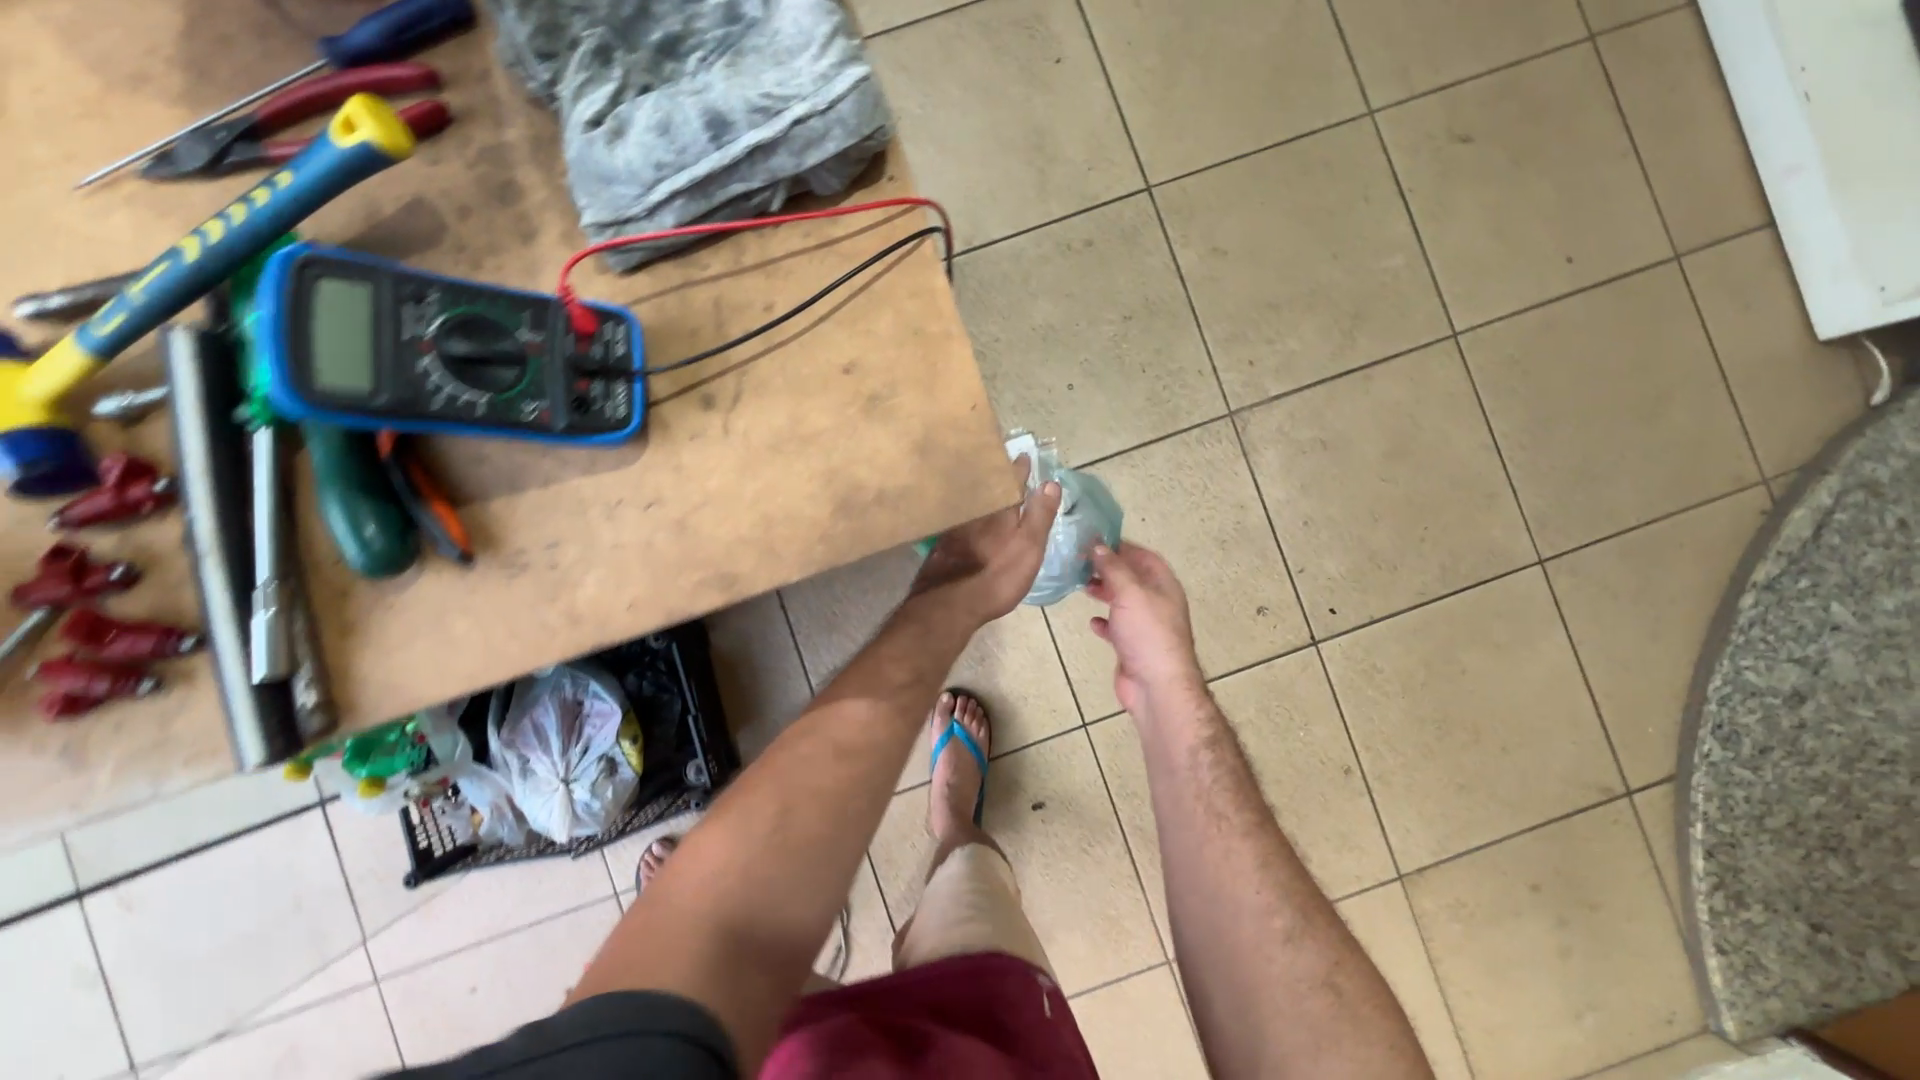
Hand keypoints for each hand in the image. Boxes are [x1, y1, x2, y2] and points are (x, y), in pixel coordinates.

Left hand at [906, 457, 1062, 627]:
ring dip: (977, 491)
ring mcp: (956, 528)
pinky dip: (965, 512)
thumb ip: (1039, 516)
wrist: (951, 603)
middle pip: (986, 488)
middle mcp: (976, 513)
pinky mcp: (942, 543)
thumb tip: (1051, 483)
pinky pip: (956, 518)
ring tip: (983, 483)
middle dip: (995, 475)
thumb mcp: (1029, 547)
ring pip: (970, 502)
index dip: (1019, 469)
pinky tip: (965, 515)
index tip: (1023, 455)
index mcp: (1000, 512)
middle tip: (999, 461)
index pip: (1011, 483)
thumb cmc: (998, 576)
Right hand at [1087, 542, 1204, 717]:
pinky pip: (1117, 628)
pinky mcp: (1133, 646)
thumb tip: (1098, 545)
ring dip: (1104, 592)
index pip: (1143, 556)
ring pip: (1123, 601)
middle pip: (1132, 578)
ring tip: (1082, 586)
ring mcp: (1146, 626)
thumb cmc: (1147, 633)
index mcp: (1163, 585)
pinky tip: (1092, 622)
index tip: (1094, 541)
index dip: (1121, 547)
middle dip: (1108, 569)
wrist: (1156, 685)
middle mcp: (1157, 602)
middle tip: (1081, 563)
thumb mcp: (1130, 592)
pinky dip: (1105, 622)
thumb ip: (1113, 568)